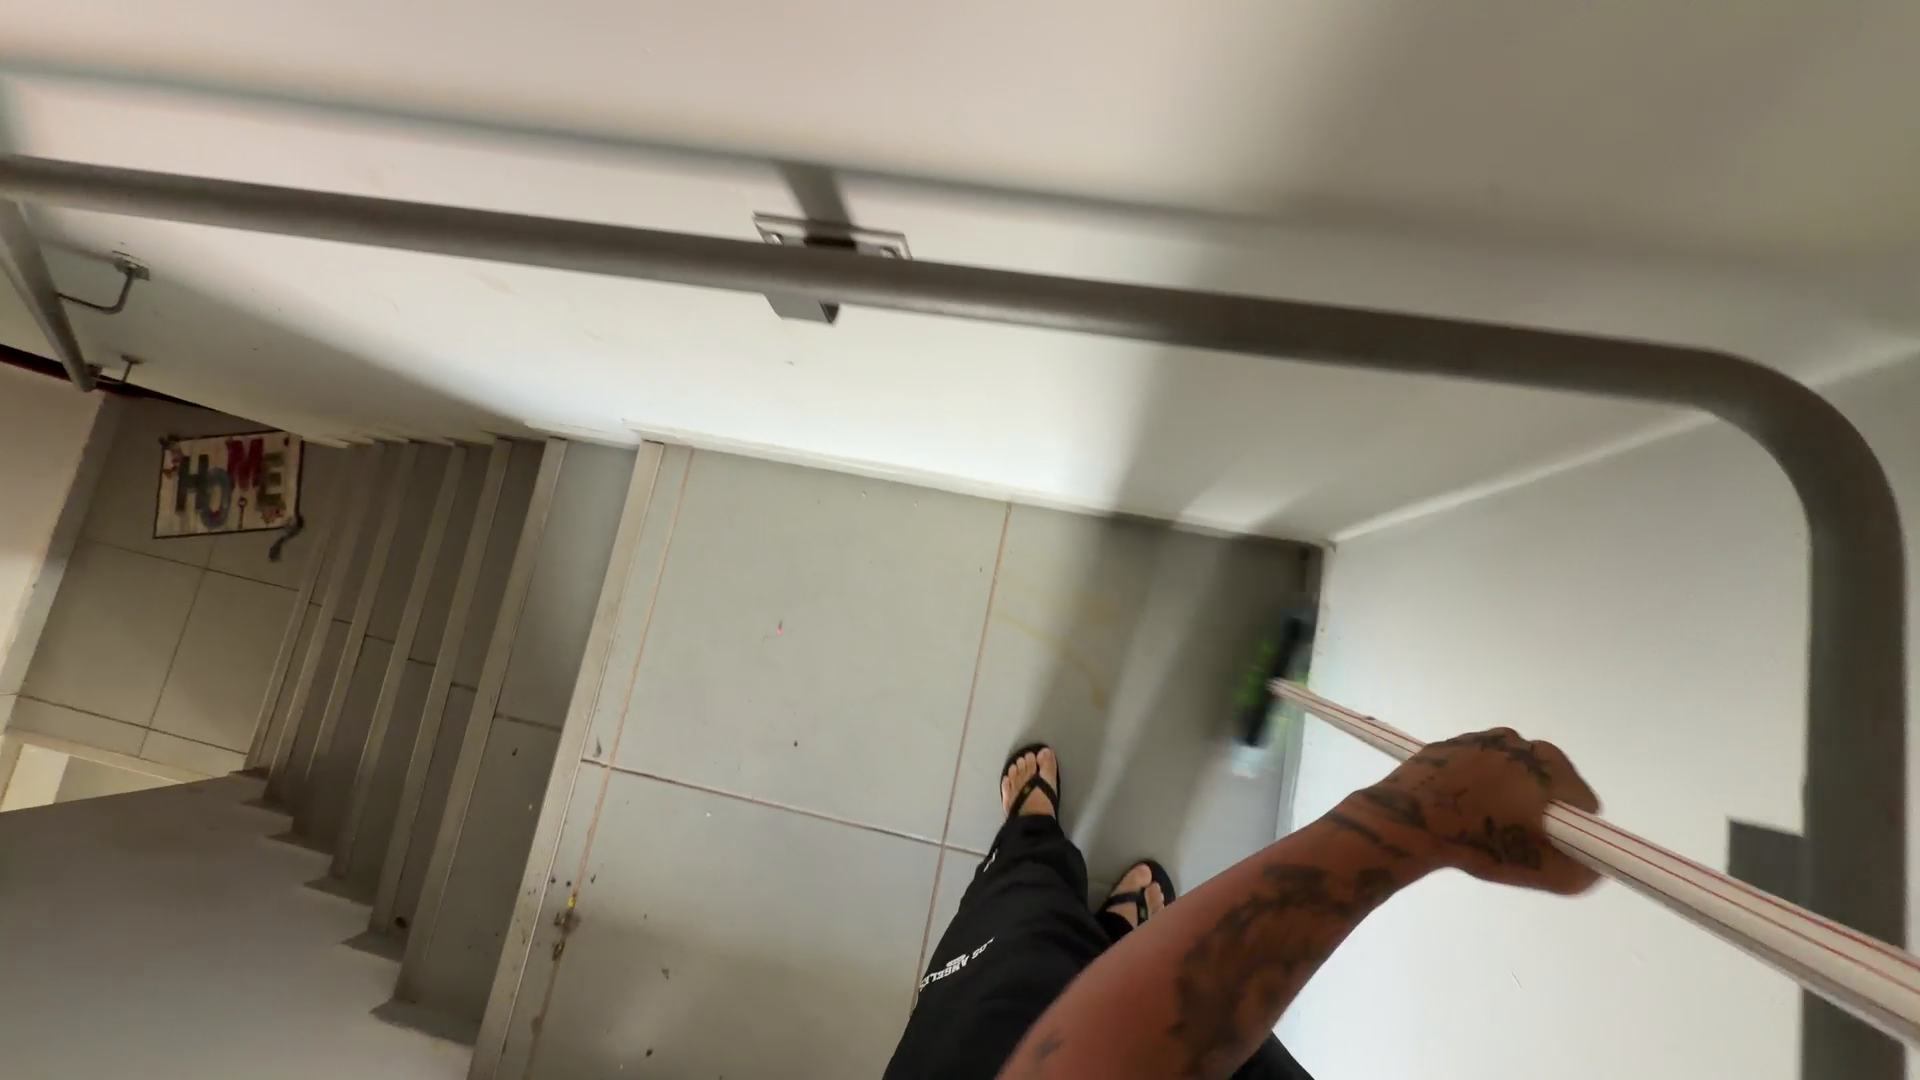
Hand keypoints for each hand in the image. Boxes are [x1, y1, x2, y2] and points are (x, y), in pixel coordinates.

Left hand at [1342, 727, 1601, 894]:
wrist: (1410, 820)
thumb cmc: (1482, 842)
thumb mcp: (1548, 873)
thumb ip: (1586, 869)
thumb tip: (1593, 862)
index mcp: (1548, 765)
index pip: (1580, 800)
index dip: (1573, 827)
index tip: (1550, 842)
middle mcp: (1516, 742)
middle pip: (1547, 780)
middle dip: (1540, 805)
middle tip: (1517, 833)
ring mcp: (1477, 739)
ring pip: (1511, 770)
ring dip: (1507, 790)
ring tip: (1487, 820)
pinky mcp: (1448, 744)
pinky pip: (1477, 764)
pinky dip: (1477, 781)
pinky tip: (1464, 804)